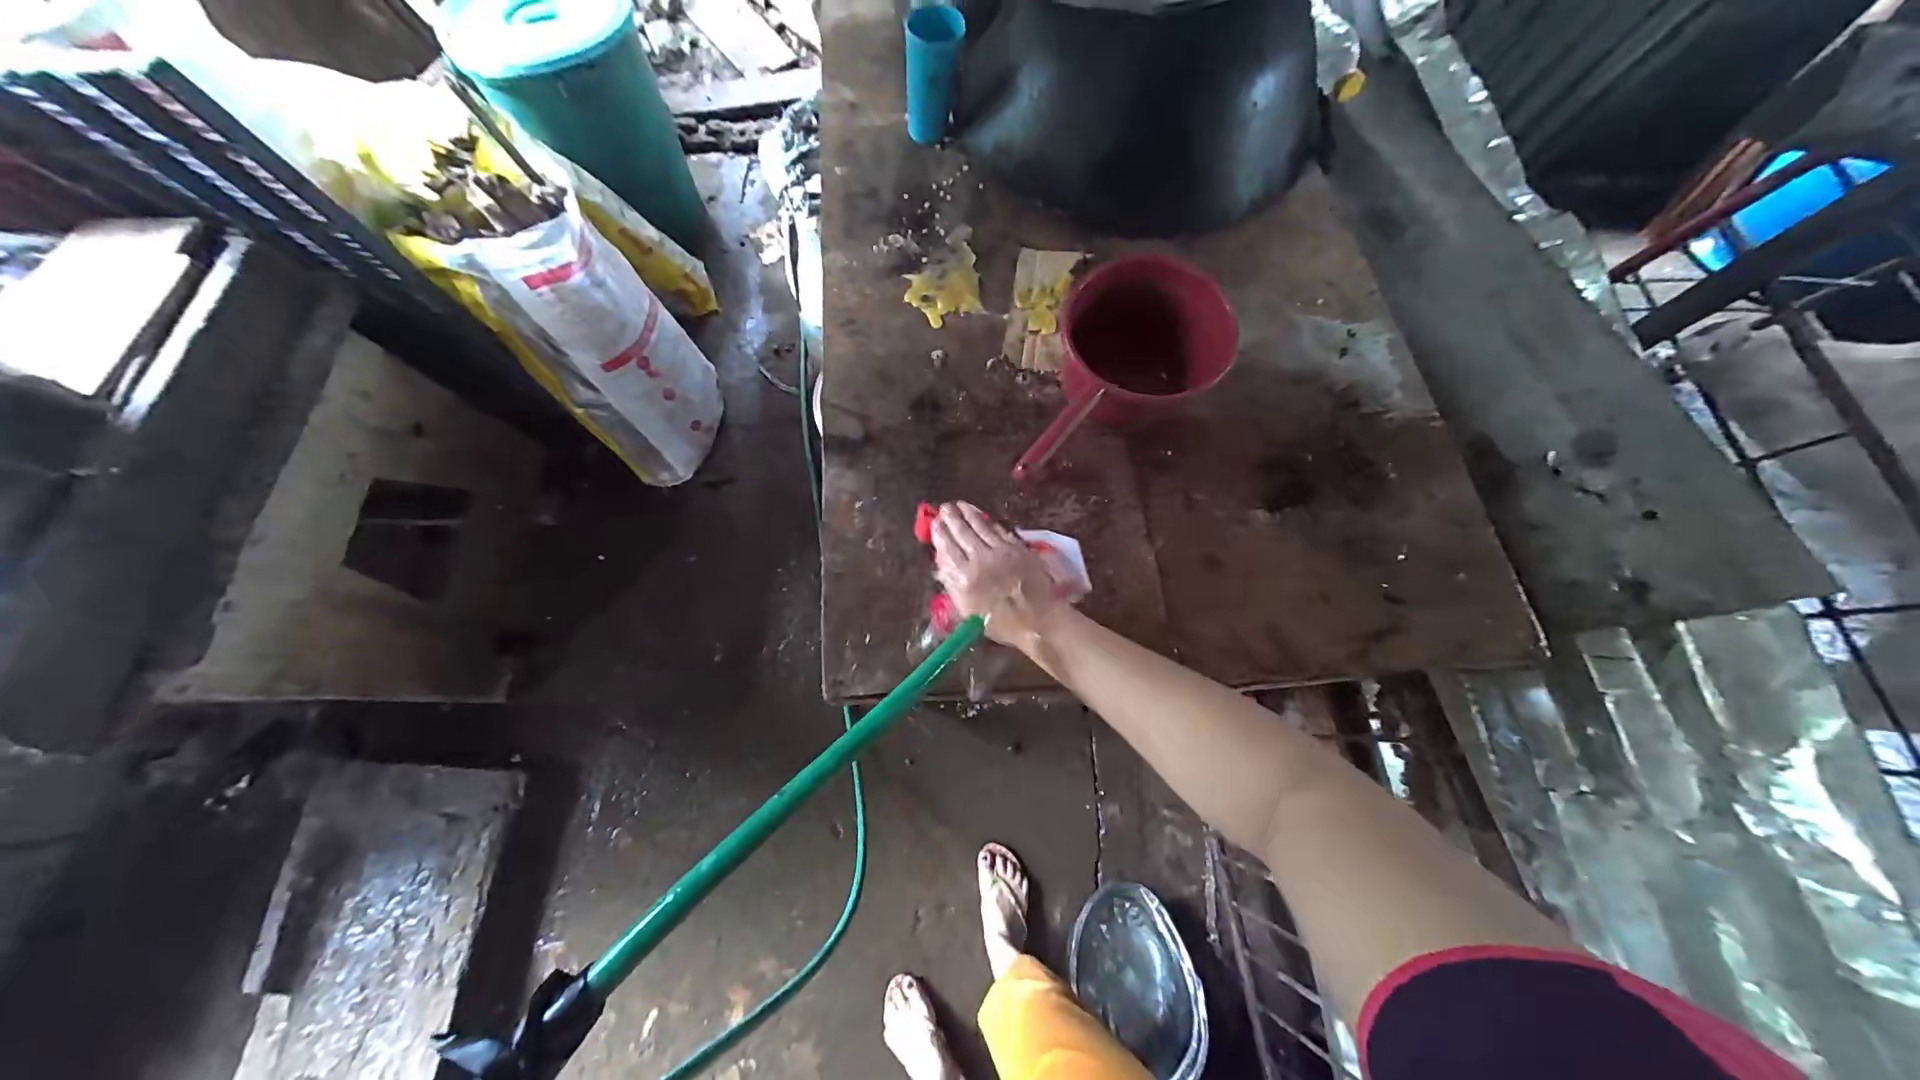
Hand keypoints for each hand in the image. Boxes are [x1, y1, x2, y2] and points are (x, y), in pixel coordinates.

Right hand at [930, 502, 1066, 649]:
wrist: (1038, 620)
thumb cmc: (1001, 623)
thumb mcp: (967, 612)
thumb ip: (952, 584)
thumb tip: (942, 561)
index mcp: (964, 577)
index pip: (948, 548)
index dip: (940, 533)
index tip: (935, 522)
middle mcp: (980, 560)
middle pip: (962, 533)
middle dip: (952, 518)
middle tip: (945, 507)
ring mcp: (1001, 551)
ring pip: (981, 527)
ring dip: (969, 514)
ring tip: (960, 505)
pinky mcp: (1017, 548)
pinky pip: (999, 530)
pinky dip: (989, 521)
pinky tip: (984, 517)